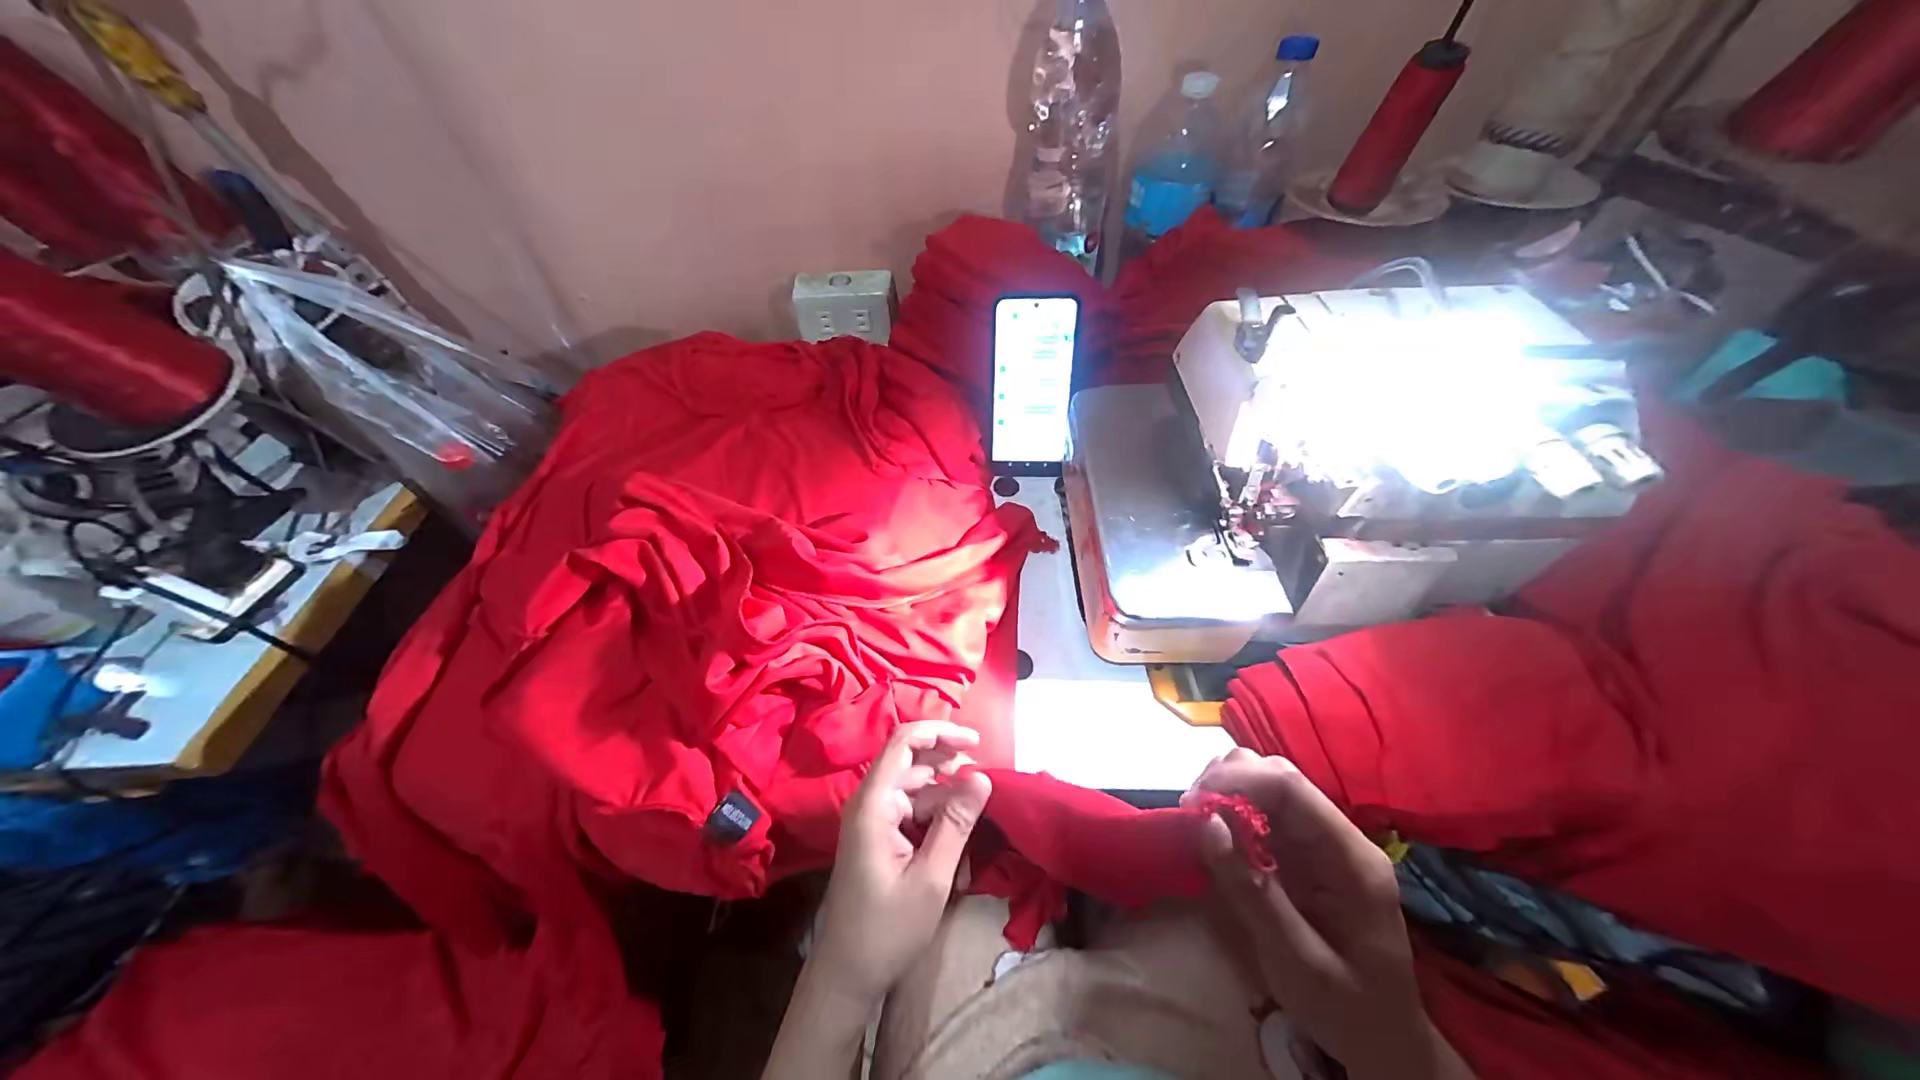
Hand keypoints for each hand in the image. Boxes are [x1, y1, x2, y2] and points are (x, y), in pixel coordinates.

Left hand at [809, 720, 993, 1006]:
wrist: (847, 975)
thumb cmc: (887, 929)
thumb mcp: (931, 877)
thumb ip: (957, 823)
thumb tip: (982, 776)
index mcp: (874, 803)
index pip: (904, 742)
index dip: (940, 732)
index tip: (976, 741)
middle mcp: (870, 802)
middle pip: (912, 761)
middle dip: (950, 762)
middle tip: (985, 778)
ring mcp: (873, 819)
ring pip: (917, 787)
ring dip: (947, 794)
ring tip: (977, 811)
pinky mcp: (880, 836)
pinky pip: (912, 810)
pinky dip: (937, 815)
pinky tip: (958, 835)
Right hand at [1188, 749, 1470, 1079]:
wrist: (1385, 1043)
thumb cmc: (1349, 1010)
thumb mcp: (1298, 963)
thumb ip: (1253, 891)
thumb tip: (1207, 823)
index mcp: (1351, 858)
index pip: (1290, 788)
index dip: (1237, 781)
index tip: (1191, 803)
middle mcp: (1337, 837)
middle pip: (1278, 775)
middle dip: (1227, 781)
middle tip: (1189, 814)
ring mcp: (1319, 842)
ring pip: (1266, 784)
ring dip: (1226, 791)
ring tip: (1197, 822)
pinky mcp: (1302, 852)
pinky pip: (1262, 811)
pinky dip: (1230, 812)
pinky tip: (1213, 834)